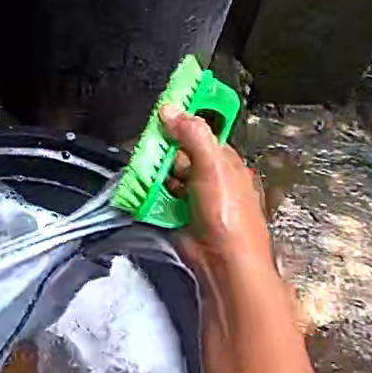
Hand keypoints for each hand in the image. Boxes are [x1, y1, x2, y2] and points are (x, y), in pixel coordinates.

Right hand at [159, 103, 276, 286]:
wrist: (223, 262)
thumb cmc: (230, 216)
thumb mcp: (213, 166)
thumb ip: (192, 135)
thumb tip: (170, 109)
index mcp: (224, 161)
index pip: (199, 132)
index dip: (181, 121)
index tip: (160, 111)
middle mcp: (208, 176)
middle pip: (176, 152)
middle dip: (160, 150)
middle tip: (146, 147)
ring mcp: (191, 196)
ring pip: (163, 174)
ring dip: (151, 173)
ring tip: (141, 171)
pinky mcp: (175, 213)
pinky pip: (156, 196)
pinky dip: (147, 193)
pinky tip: (142, 191)